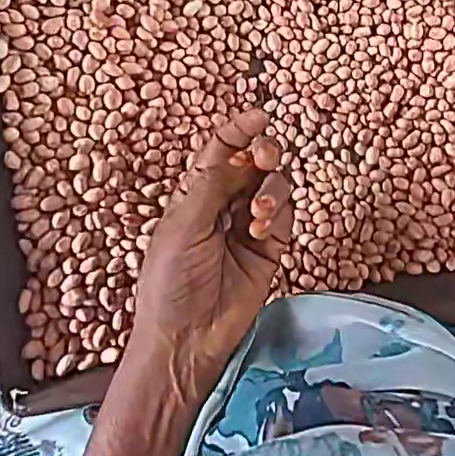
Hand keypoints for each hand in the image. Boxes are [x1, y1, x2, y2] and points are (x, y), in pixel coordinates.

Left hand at [132, 108, 293, 388]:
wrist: (187, 339)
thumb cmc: (170, 282)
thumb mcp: (183, 226)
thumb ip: (213, 185)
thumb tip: (240, 152)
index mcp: (195, 194)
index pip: (221, 149)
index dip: (240, 129)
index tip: (260, 116)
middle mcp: (224, 204)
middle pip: (253, 163)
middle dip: (263, 153)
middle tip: (265, 157)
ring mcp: (248, 226)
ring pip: (274, 186)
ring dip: (270, 190)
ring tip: (255, 214)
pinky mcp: (269, 249)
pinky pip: (284, 217)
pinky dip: (277, 214)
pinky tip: (259, 230)